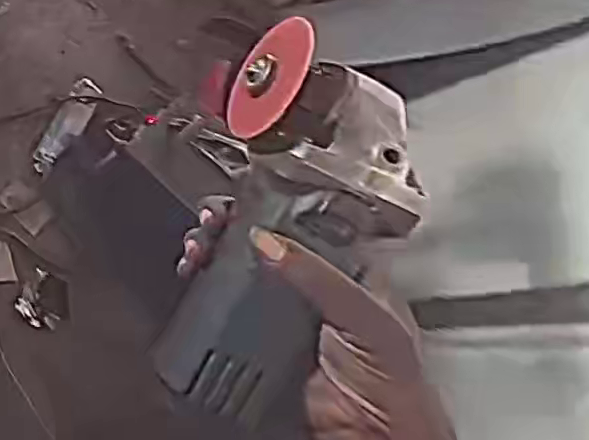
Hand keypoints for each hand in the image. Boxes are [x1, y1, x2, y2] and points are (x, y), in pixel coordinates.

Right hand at [178, 202, 453, 439]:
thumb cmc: (396, 392)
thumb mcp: (371, 322)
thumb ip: (323, 277)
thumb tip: (266, 239)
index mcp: (344, 270)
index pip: (299, 221)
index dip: (266, 204)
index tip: (240, 196)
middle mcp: (307, 282)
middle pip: (256, 235)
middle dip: (227, 221)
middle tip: (212, 216)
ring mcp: (276, 306)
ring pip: (232, 261)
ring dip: (209, 245)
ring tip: (198, 245)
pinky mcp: (251, 329)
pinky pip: (218, 295)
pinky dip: (199, 277)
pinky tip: (192, 270)